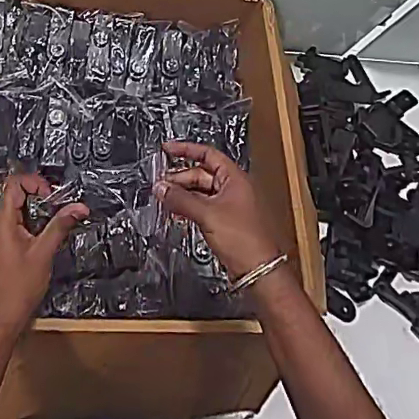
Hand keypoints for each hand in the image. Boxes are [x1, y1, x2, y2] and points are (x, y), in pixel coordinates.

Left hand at [0, 172, 86, 333]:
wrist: (1, 317)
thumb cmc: (18, 287)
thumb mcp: (43, 252)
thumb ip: (60, 225)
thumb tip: (79, 207)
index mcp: (3, 221)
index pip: (14, 184)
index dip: (35, 182)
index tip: (52, 196)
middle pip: (17, 193)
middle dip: (40, 194)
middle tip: (59, 205)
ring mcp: (1, 235)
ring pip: (20, 208)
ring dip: (40, 209)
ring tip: (57, 219)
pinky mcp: (6, 245)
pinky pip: (20, 222)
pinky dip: (36, 222)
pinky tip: (49, 234)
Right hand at [154, 141, 284, 280]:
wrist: (257, 270)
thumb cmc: (245, 239)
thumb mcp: (208, 214)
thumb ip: (181, 199)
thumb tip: (162, 188)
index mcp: (234, 177)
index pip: (207, 154)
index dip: (186, 150)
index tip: (168, 149)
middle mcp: (233, 188)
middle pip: (201, 174)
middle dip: (179, 177)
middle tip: (160, 183)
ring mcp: (229, 205)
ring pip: (200, 192)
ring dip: (182, 193)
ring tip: (164, 197)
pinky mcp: (225, 221)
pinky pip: (203, 207)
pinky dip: (188, 207)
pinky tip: (176, 211)